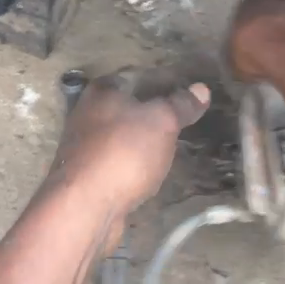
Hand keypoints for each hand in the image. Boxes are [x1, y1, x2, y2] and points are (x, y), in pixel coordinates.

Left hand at [53, 70, 209, 213]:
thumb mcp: (162, 121)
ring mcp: (83, 146)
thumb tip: (201, 89)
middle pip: (126, 106)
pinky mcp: (84, 177)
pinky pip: (115, 163)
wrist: (83, 208)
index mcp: (102, 89)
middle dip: (150, 113)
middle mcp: (87, 112)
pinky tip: (146, 175)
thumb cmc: (123, 151)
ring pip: (120, 136)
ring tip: (167, 149)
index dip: (162, 81)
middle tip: (179, 121)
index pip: (136, 75)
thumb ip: (181, 104)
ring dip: (140, 142)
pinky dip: (131, 165)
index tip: (184, 94)